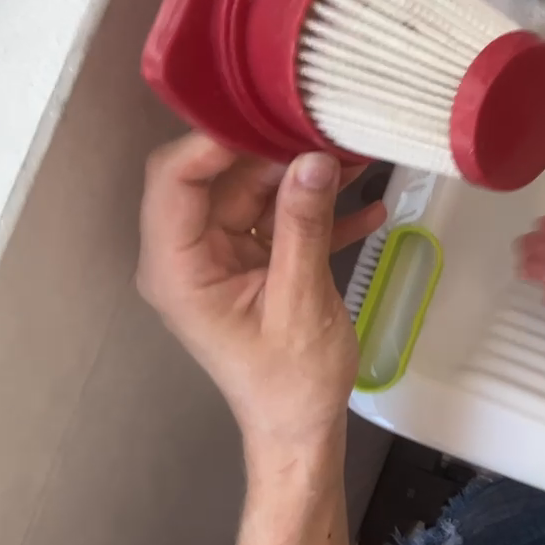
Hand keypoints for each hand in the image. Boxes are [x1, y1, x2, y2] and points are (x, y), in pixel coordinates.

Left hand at [138, 133, 385, 459]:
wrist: (303, 427)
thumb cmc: (292, 380)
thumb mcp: (301, 300)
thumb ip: (303, 227)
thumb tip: (313, 160)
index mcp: (180, 267)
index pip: (176, 181)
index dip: (215, 142)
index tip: (270, 117)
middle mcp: (193, 255)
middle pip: (223, 183)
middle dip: (276, 157)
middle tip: (329, 133)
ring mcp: (227, 259)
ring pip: (259, 198)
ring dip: (307, 183)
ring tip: (358, 160)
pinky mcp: (258, 266)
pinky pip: (283, 226)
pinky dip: (321, 217)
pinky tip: (367, 207)